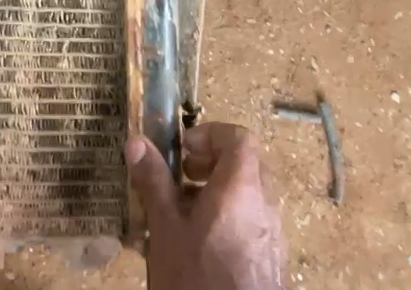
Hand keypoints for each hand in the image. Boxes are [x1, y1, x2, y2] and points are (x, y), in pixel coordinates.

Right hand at [127, 124, 287, 289]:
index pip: (240, 137)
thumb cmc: (198, 277)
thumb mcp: (166, 228)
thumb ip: (154, 182)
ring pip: (248, 198)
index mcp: (242, 187)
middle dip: (211, 166)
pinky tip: (198, 248)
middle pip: (246, 166)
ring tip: (182, 217)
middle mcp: (265, 206)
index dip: (210, 135)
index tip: (183, 151)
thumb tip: (137, 142)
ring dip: (216, 196)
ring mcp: (273, 236)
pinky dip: (227, 222)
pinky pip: (252, 225)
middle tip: (181, 180)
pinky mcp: (272, 264)